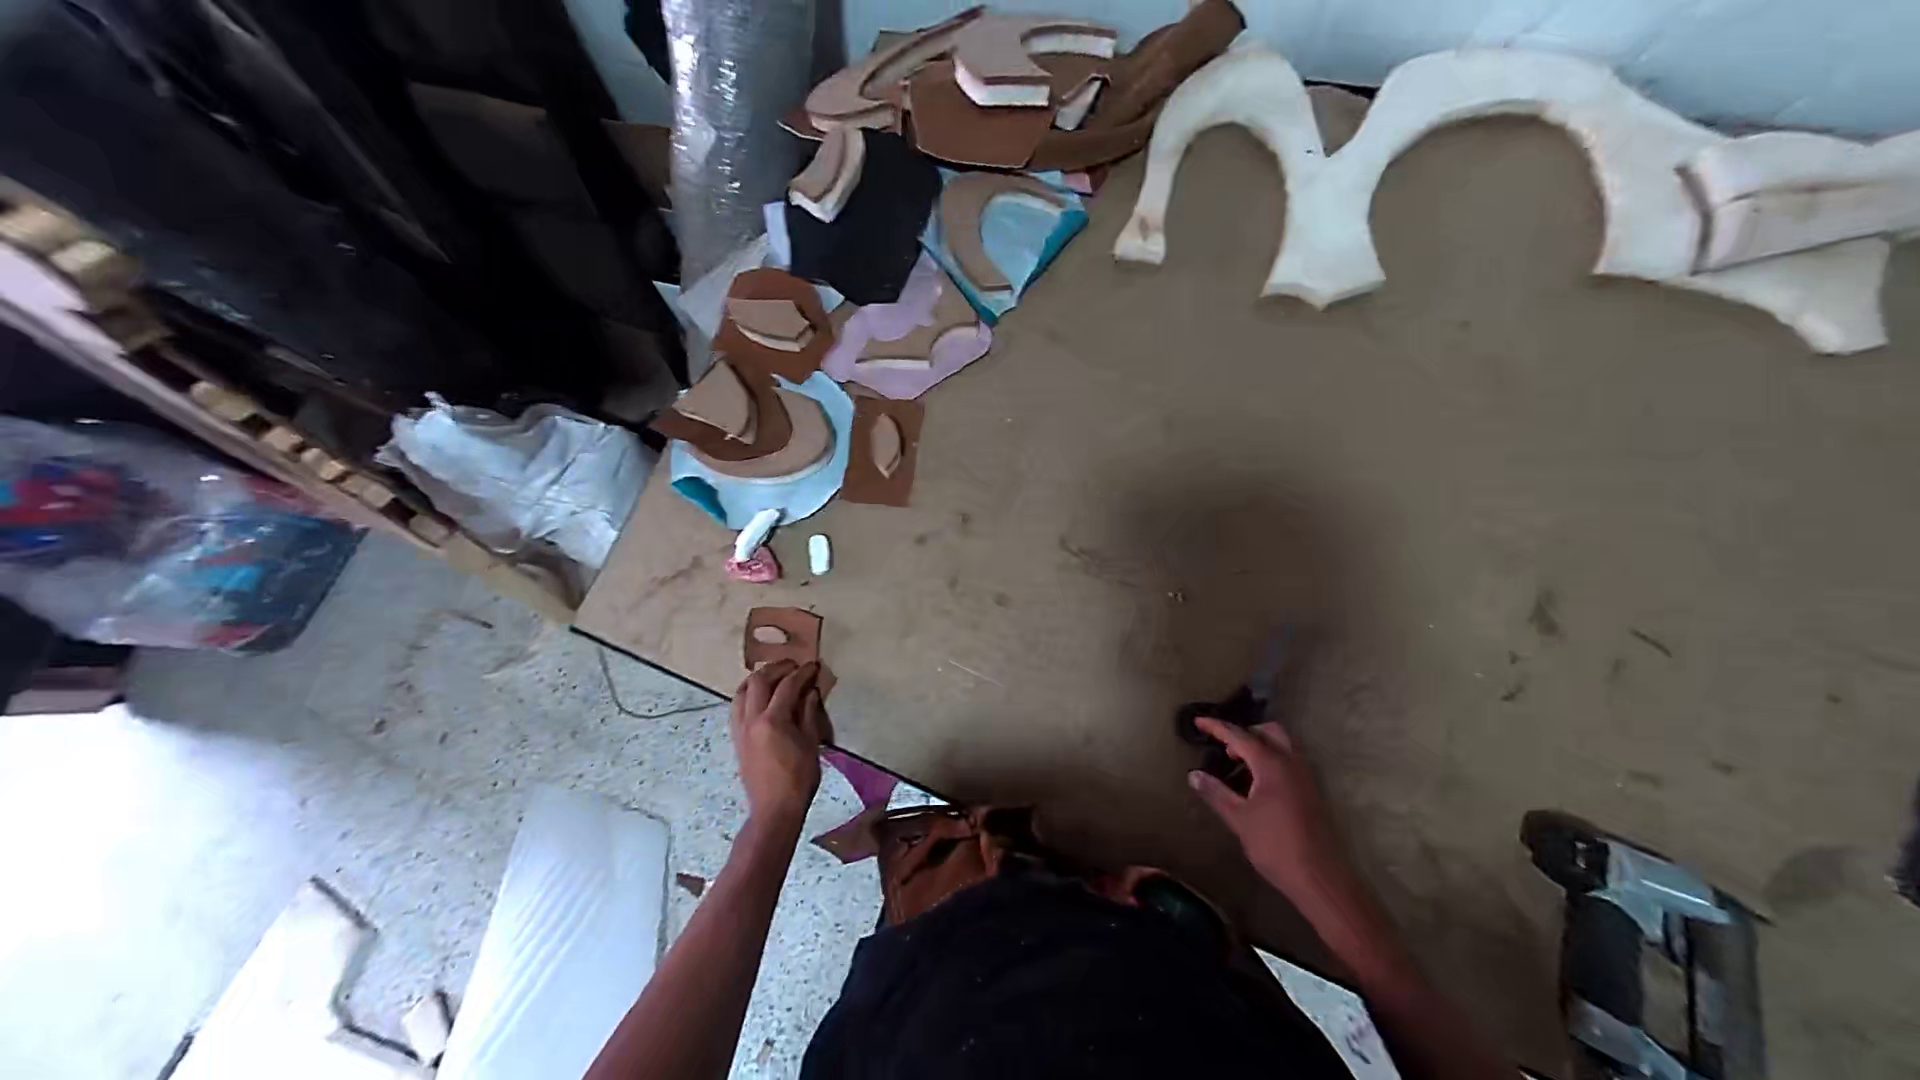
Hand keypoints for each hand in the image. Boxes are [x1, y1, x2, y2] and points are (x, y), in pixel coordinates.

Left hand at [730, 660, 829, 828]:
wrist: (774, 809)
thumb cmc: (799, 779)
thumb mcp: (811, 744)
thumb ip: (809, 714)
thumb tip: (810, 692)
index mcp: (773, 720)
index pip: (787, 685)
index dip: (802, 672)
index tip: (813, 666)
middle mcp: (751, 719)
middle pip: (759, 681)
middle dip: (777, 668)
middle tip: (794, 666)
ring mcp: (740, 728)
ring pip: (742, 691)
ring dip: (758, 678)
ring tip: (774, 676)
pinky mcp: (736, 737)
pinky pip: (737, 706)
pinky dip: (748, 693)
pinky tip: (760, 696)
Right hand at [1188, 717, 1350, 904]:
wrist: (1319, 878)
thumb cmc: (1275, 845)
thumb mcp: (1238, 819)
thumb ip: (1215, 792)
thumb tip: (1194, 774)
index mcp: (1271, 764)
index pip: (1240, 736)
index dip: (1217, 727)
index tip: (1198, 721)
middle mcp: (1292, 763)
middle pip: (1269, 731)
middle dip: (1245, 731)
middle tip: (1224, 745)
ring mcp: (1305, 777)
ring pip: (1283, 745)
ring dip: (1260, 744)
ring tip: (1237, 762)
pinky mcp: (1311, 792)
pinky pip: (1290, 761)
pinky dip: (1271, 759)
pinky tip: (1257, 782)